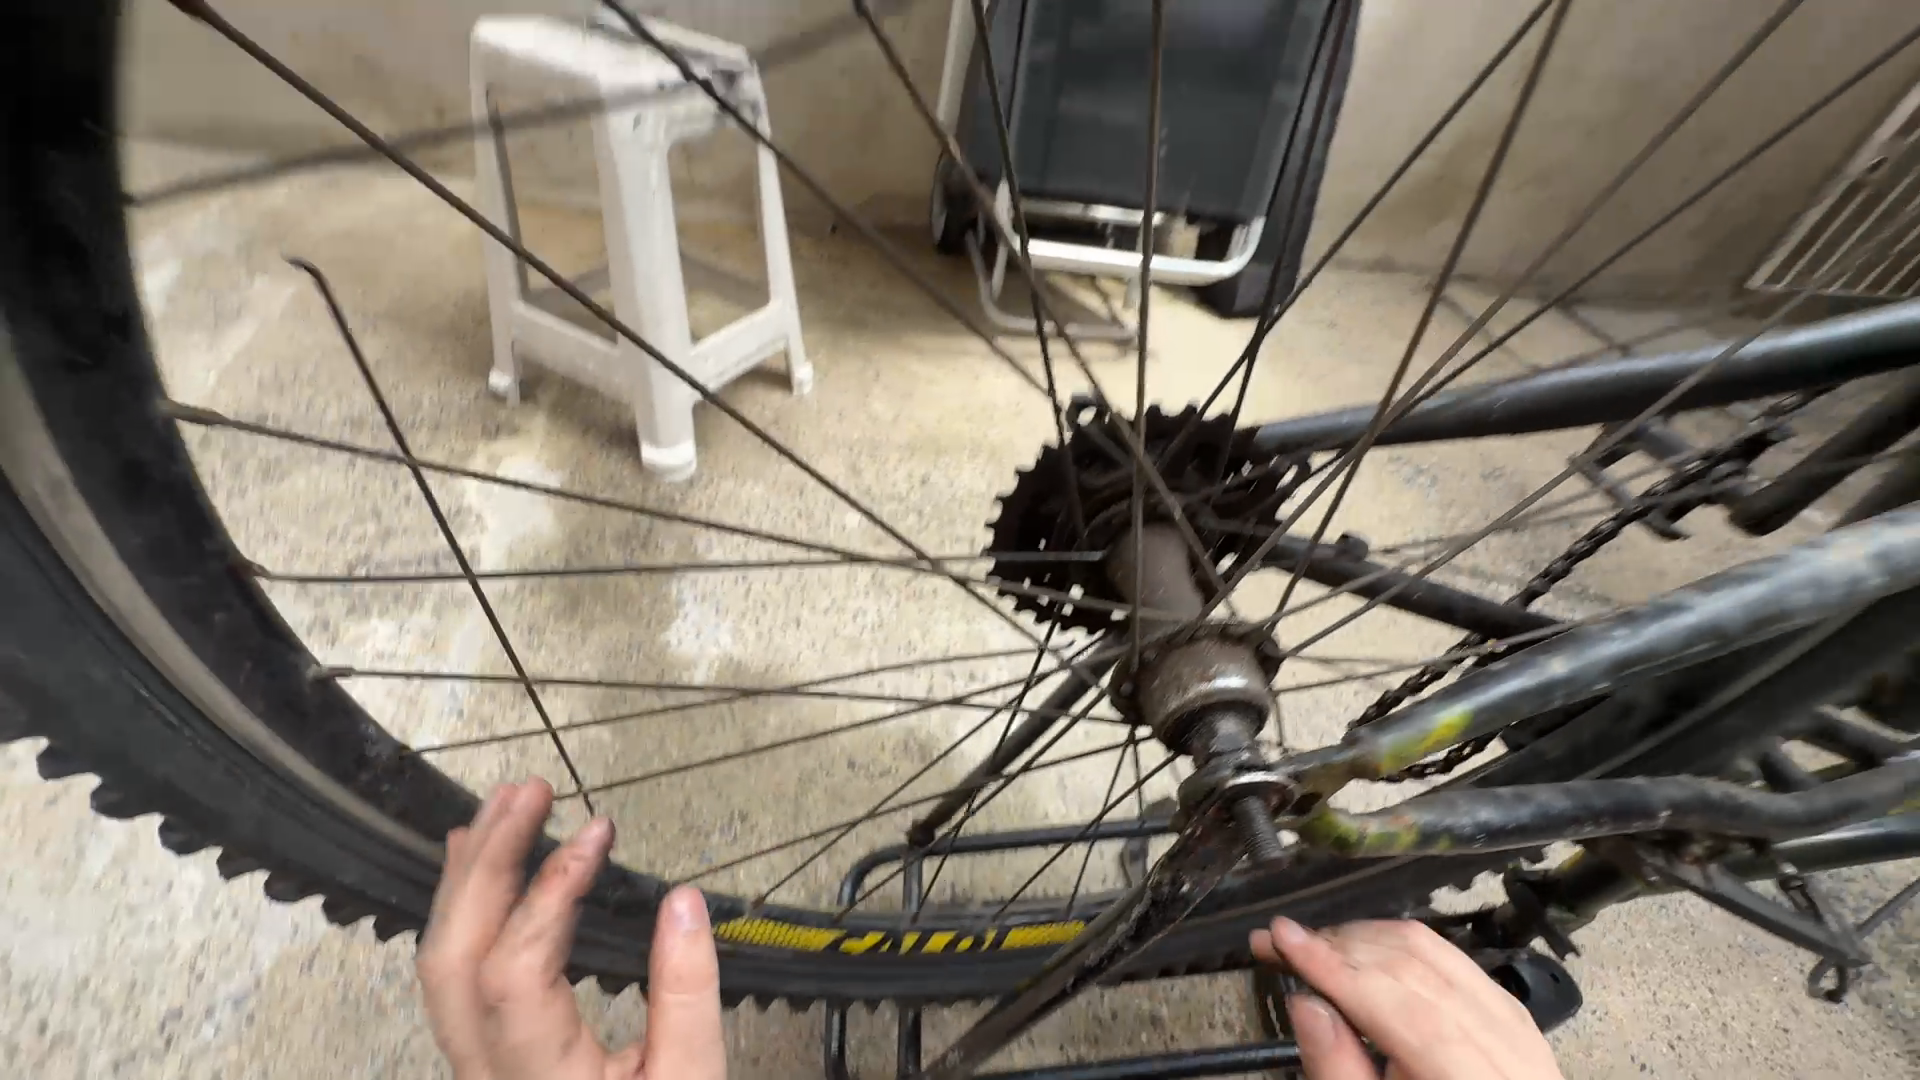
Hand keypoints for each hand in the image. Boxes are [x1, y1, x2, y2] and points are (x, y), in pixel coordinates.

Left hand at [417, 779, 726, 1079]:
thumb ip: (687, 992)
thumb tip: (683, 899)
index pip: (514, 973)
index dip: (551, 890)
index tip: (601, 830)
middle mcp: (483, 1078)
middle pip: (450, 962)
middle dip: (487, 864)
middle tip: (528, 792)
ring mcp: (475, 1070)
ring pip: (440, 967)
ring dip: (469, 877)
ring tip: (504, 807)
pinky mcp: (487, 1058)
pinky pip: (455, 976)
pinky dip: (465, 907)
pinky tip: (480, 867)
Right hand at [1250, 918, 1562, 1079]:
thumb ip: (1337, 1070)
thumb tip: (1303, 1001)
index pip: (1405, 1012)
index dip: (1335, 969)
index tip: (1278, 937)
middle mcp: (1515, 1055)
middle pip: (1413, 972)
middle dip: (1335, 948)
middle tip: (1277, 941)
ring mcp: (1517, 1025)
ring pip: (1425, 949)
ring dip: (1356, 939)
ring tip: (1308, 947)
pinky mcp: (1506, 1006)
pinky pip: (1442, 951)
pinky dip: (1388, 941)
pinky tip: (1352, 949)